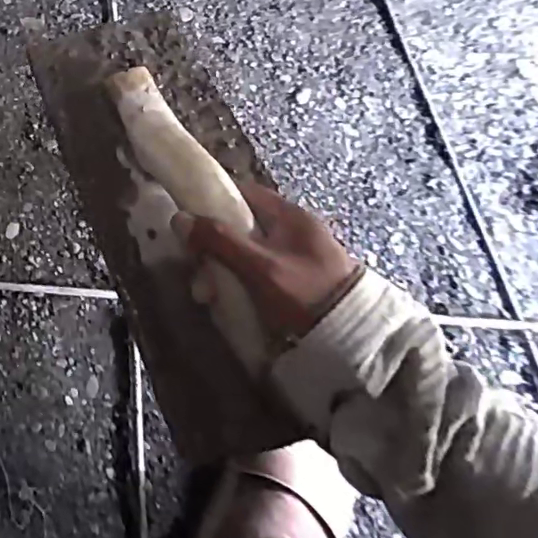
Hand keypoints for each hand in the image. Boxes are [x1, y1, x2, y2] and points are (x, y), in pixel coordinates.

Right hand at [174, 183, 361, 338]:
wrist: (359, 345)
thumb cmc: (308, 295)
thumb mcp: (260, 267)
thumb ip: (219, 241)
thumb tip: (178, 218)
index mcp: (289, 215)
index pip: (242, 192)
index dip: (212, 200)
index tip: (188, 219)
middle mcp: (292, 230)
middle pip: (239, 226)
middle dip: (213, 248)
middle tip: (198, 272)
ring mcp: (296, 256)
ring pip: (245, 253)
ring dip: (222, 270)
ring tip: (209, 296)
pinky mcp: (297, 282)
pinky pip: (257, 273)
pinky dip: (240, 284)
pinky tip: (228, 302)